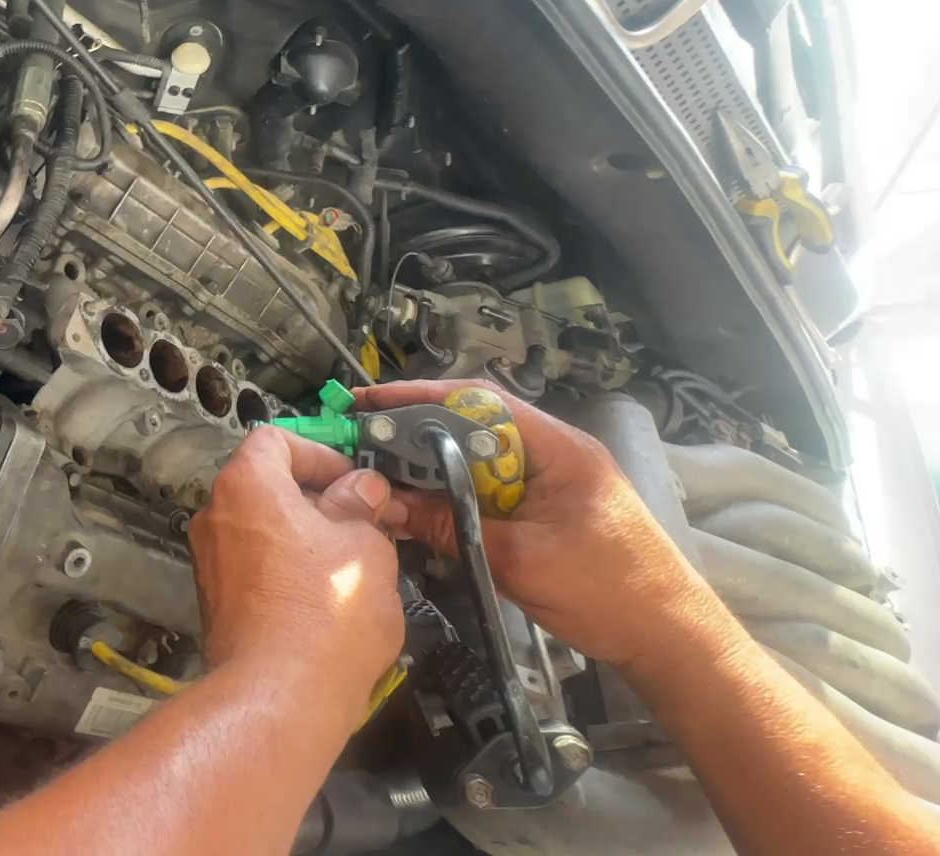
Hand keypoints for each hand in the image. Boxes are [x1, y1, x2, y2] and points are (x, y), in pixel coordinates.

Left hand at [190, 426, 403, 721]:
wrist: (278, 692)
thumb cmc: (325, 610)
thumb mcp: (364, 546)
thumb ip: (359, 505)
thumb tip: (360, 487)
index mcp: (245, 485)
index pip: (275, 438)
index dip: (320, 451)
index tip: (355, 480)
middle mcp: (215, 512)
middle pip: (267, 482)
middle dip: (319, 496)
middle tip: (367, 522)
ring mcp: (209, 555)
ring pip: (263, 525)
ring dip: (305, 533)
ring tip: (353, 562)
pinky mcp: (214, 594)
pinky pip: (253, 561)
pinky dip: (285, 564)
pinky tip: (324, 595)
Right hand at [352, 381, 713, 670]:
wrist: (678, 647)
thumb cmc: (609, 596)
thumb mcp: (517, 561)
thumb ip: (449, 526)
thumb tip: (384, 505)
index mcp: (558, 449)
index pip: (479, 401)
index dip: (419, 395)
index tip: (370, 402)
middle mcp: (554, 451)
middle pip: (473, 419)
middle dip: (416, 421)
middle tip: (363, 430)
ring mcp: (551, 477)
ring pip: (476, 450)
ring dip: (430, 454)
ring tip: (381, 459)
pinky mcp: (546, 503)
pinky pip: (486, 478)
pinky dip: (449, 481)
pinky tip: (421, 494)